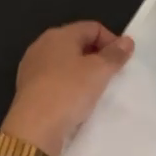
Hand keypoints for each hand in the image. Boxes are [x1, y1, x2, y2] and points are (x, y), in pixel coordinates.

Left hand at [1, 21, 134, 155]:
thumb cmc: (69, 91)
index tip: (122, 62)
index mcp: (59, 35)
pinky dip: (68, 86)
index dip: (112, 41)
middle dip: (97, 56)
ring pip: (65, 63)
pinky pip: (54, 80)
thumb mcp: (99, 71)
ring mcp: (32, 67)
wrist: (35, 127)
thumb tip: (127, 41)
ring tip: (95, 90)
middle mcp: (42, 45)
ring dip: (82, 73)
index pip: (92, 28)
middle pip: (77, 43)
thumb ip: (115, 54)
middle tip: (111, 75)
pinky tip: (75, 102)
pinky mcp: (28, 88)